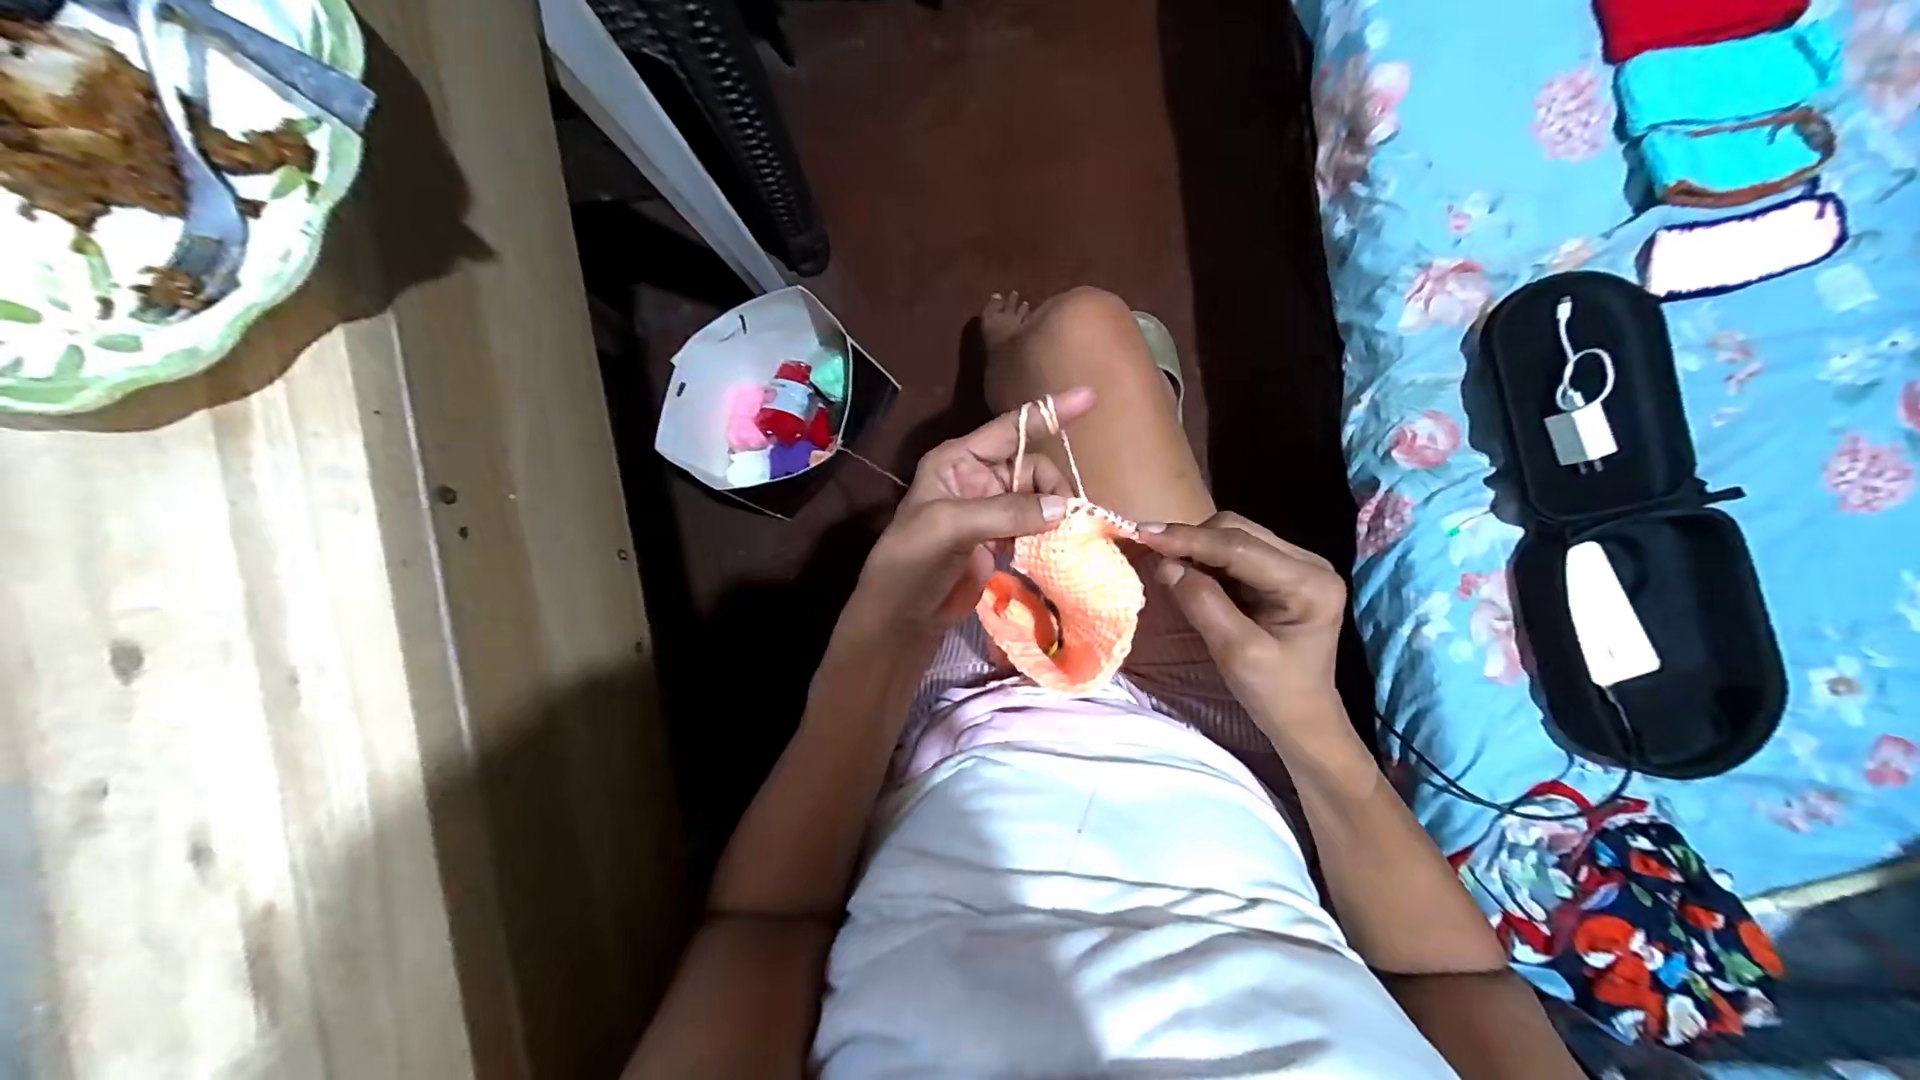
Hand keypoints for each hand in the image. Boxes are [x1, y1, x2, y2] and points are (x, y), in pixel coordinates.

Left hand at [836, 388, 1096, 648]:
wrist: (903, 614)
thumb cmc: (912, 560)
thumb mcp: (950, 526)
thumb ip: (1006, 512)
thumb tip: (1064, 508)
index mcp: (957, 460)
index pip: (1010, 428)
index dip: (1049, 412)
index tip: (1090, 396)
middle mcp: (976, 477)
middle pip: (1031, 466)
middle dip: (1053, 485)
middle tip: (1068, 516)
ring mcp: (989, 509)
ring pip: (1038, 497)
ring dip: (1055, 511)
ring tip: (1066, 534)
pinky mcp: (999, 539)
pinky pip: (1035, 524)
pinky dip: (1050, 532)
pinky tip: (1057, 545)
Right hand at [1135, 512, 1351, 746]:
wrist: (1302, 717)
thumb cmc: (1274, 692)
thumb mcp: (1236, 652)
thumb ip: (1202, 604)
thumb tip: (1166, 565)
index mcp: (1309, 584)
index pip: (1239, 548)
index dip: (1189, 538)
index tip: (1144, 535)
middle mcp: (1308, 563)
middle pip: (1238, 532)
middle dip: (1192, 540)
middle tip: (1152, 553)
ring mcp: (1296, 565)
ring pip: (1234, 536)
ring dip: (1197, 547)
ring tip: (1167, 564)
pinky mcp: (1280, 573)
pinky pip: (1234, 552)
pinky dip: (1205, 558)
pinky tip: (1187, 571)